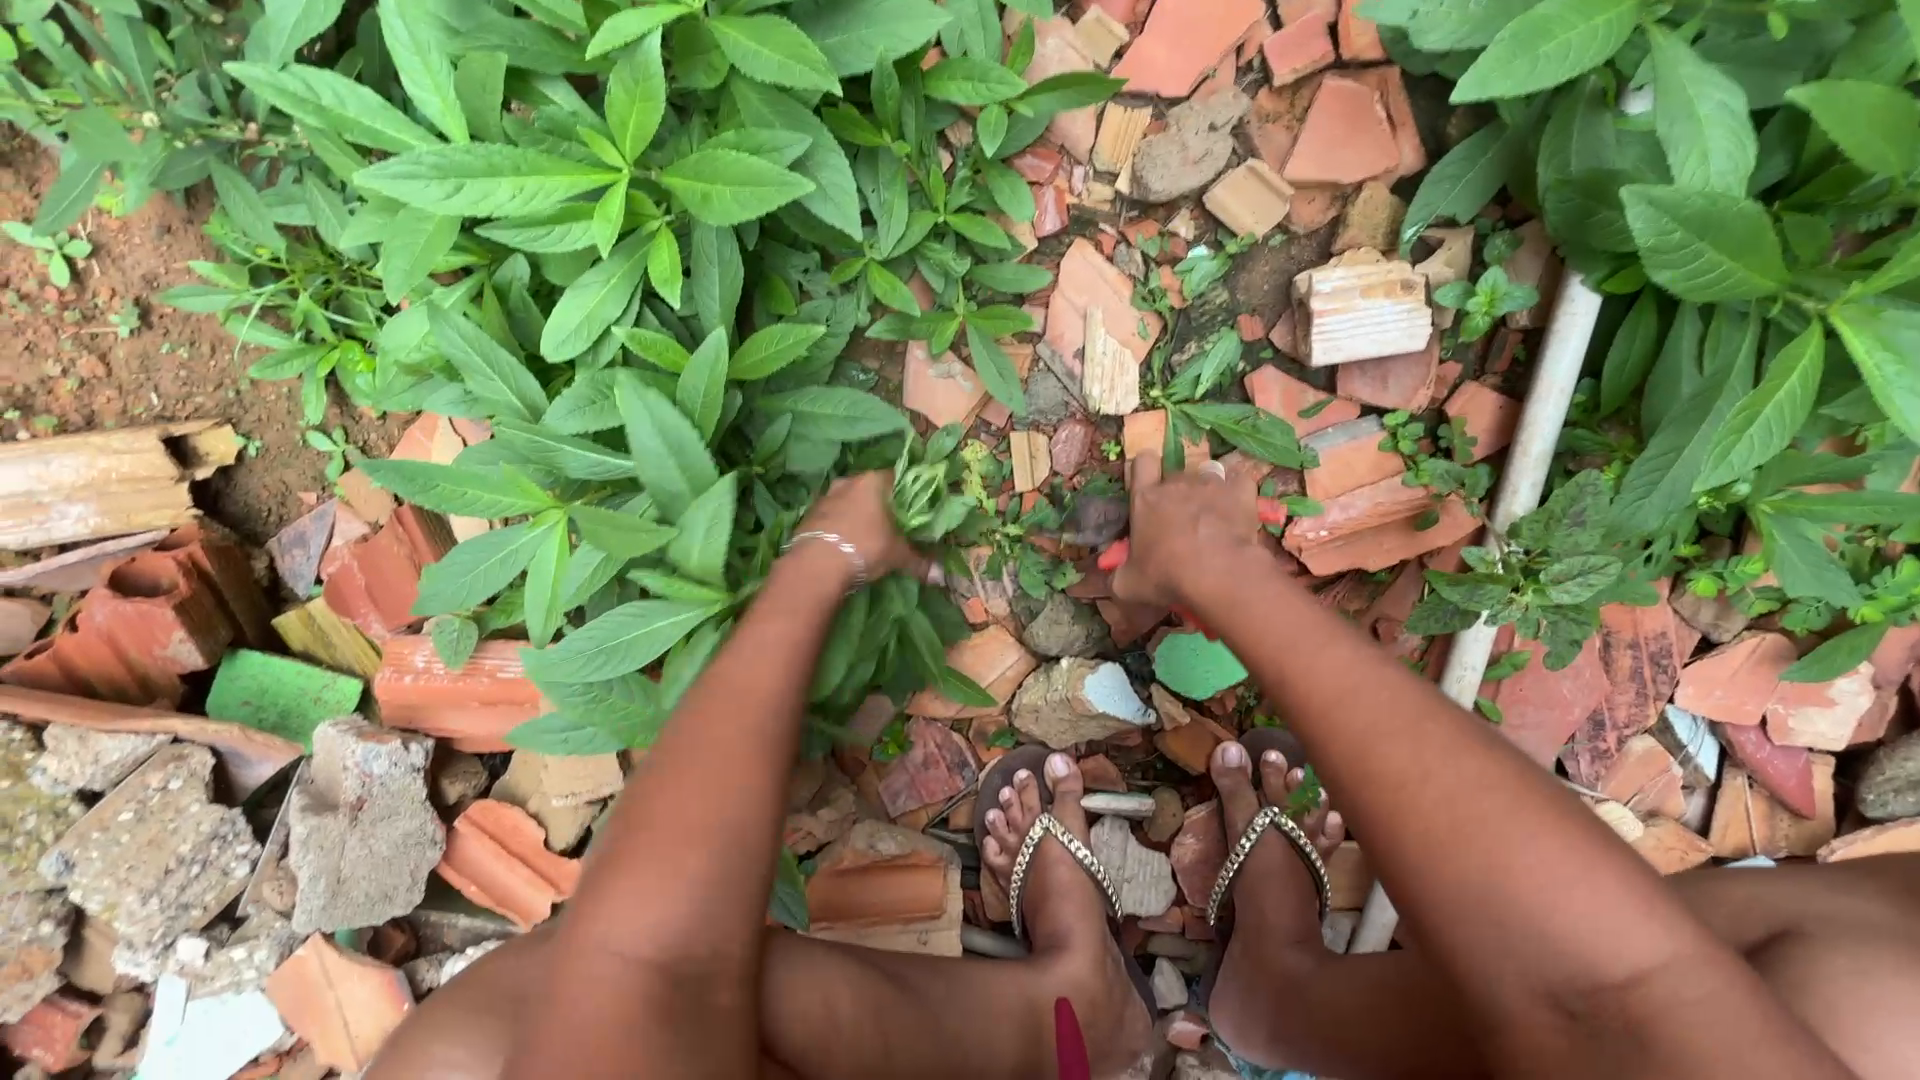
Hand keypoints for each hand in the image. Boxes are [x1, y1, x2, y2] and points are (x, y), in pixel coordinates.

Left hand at [791, 470, 920, 584]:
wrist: (816, 564)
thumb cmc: (865, 547)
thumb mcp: (897, 555)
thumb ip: (920, 562)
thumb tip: (941, 577)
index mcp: (874, 481)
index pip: (897, 477)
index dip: (906, 493)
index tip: (912, 508)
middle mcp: (849, 481)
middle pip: (871, 488)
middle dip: (880, 503)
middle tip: (892, 523)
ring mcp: (826, 496)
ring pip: (849, 500)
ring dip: (857, 513)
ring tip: (867, 534)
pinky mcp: (809, 513)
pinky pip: (831, 515)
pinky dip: (840, 524)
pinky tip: (845, 541)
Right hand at [1110, 454, 1263, 607]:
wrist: (1217, 574)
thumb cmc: (1167, 576)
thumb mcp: (1128, 584)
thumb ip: (1120, 574)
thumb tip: (1118, 576)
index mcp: (1145, 499)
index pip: (1142, 462)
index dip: (1146, 470)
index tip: (1150, 487)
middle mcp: (1176, 483)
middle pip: (1175, 474)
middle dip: (1178, 492)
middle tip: (1181, 520)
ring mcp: (1210, 484)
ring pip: (1207, 475)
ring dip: (1207, 491)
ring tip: (1212, 516)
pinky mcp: (1240, 491)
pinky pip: (1238, 482)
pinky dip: (1237, 492)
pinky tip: (1237, 509)